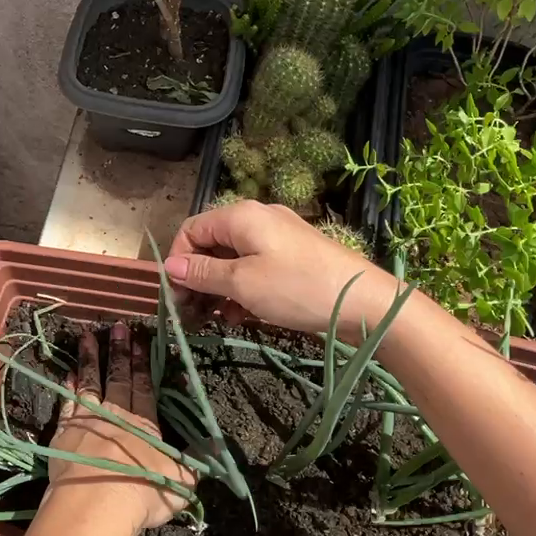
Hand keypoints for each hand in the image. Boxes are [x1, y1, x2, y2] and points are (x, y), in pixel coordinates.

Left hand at [46, 322, 193, 531]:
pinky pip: (67, 403)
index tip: (140, 341)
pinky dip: (68, 388)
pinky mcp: (65, 431)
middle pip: (118, 377)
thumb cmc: (143, 493)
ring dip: (90, 359)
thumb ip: (196, 461)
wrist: (96, 503)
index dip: (142, 364)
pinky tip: (68, 374)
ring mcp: (88, 419)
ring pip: (90, 382)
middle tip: (117, 327)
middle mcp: (116, 414)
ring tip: (86, 336)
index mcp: (144, 423)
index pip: (144, 386)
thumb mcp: (181, 482)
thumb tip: (218, 445)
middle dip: (119, 351)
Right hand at [165, 199, 402, 335]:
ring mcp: (277, 236)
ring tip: (216, 320)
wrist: (366, 301)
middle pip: (211, 244)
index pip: (191, 230)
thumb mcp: (243, 283)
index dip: (178, 261)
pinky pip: (255, 267)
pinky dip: (242, 288)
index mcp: (240, 216)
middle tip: (192, 314)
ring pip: (233, 258)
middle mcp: (256, 218)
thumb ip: (203, 274)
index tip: (176, 296)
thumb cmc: (298, 287)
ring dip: (219, 287)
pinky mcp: (293, 256)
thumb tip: (169, 267)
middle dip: (197, 278)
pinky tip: (242, 316)